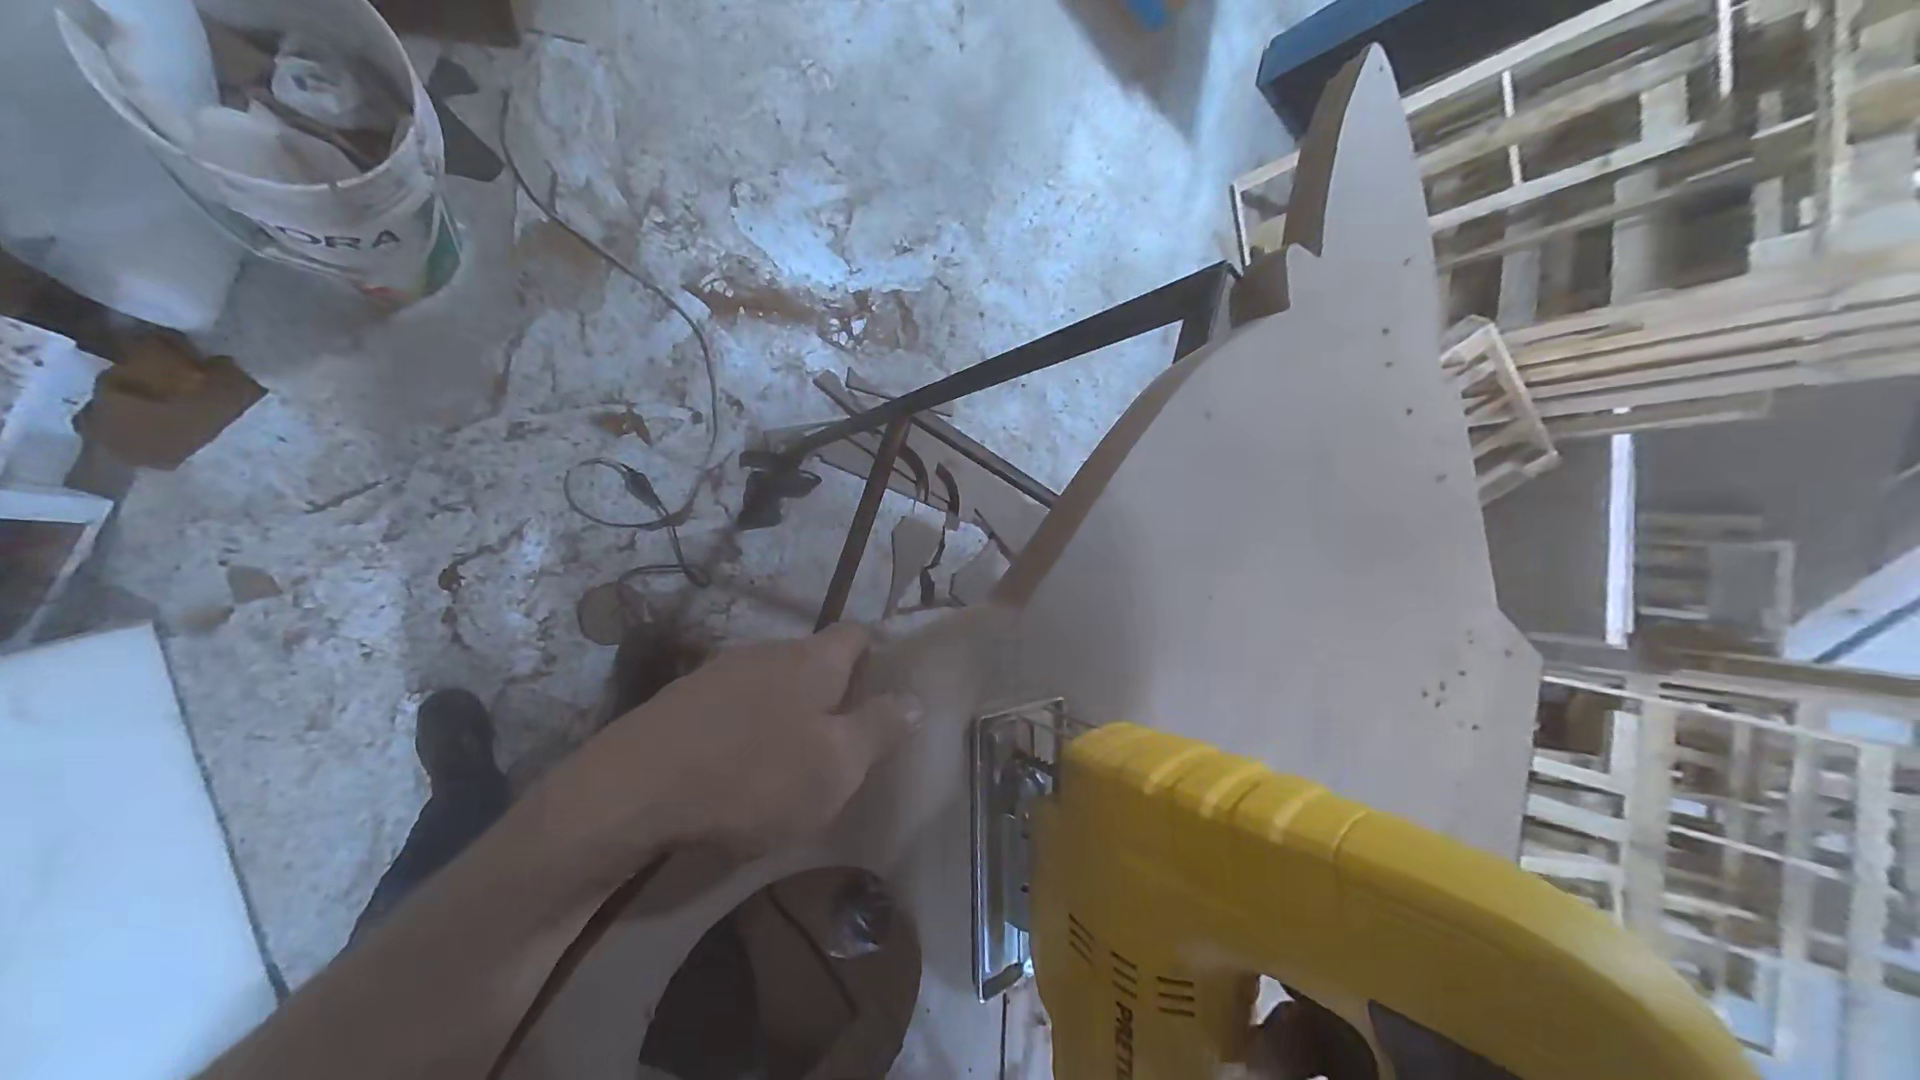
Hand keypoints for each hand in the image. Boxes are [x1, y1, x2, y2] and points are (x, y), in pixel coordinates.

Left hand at [544, 623, 920, 870]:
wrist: (628, 795)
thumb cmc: (752, 778)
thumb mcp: (836, 765)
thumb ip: (881, 728)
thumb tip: (916, 698)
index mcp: (812, 659)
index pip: (858, 634)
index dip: (880, 655)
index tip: (890, 692)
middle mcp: (767, 651)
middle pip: (817, 660)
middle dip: (837, 693)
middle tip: (848, 741)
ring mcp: (718, 673)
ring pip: (775, 684)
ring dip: (792, 713)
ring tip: (796, 761)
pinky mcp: (681, 702)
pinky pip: (736, 707)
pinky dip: (752, 729)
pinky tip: (742, 769)